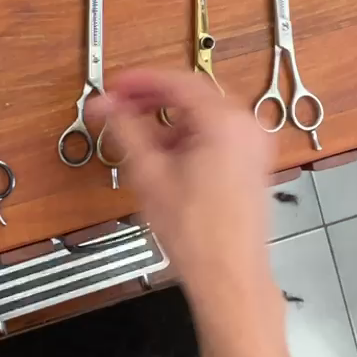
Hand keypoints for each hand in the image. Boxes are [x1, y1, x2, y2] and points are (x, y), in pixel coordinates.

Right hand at [92, 69, 276, 309]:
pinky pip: (214, 135)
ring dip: (166, 120)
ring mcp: (252, 145)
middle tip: (117, 107)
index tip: (114, 87)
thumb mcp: (148, 173)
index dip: (138, 82)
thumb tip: (105, 106)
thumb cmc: (199, 235)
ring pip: (201, 116)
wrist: (228, 274)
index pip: (175, 82)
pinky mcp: (250, 163)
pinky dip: (185, 137)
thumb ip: (123, 129)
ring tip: (134, 136)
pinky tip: (161, 155)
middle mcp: (246, 127)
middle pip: (190, 96)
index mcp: (225, 122)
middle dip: (149, 100)